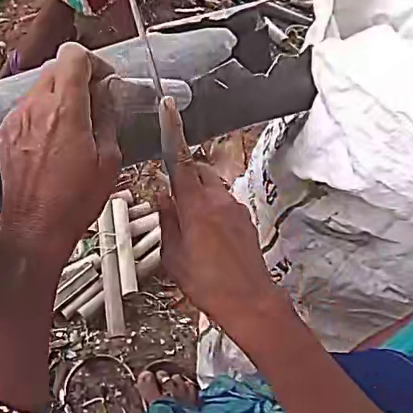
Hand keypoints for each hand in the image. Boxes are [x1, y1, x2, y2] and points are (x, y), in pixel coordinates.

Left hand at [0, 42, 121, 264]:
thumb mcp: (109, 160)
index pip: (73, 56)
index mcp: (64, 111)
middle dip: (78, 78)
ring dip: (60, 97)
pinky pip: (26, 110)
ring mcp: (16, 120)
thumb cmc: (71, 203)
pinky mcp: (5, 134)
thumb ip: (107, 119)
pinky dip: (43, 115)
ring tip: (76, 125)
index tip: (104, 78)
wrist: (35, 228)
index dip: (94, 62)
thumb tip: (107, 98)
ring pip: (39, 88)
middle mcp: (35, 109)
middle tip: (95, 101)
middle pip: (56, 68)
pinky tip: (55, 141)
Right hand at [155, 143, 284, 331]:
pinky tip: (206, 234)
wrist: (249, 302)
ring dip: (197, 193)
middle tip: (170, 195)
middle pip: (197, 169)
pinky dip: (211, 208)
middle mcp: (218, 201)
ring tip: (188, 223)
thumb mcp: (173, 256)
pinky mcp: (245, 219)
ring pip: (211, 186)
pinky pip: (224, 202)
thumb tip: (162, 198)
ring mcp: (235, 209)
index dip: (172, 132)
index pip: (179, 160)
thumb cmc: (210, 285)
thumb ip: (167, 220)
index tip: (168, 110)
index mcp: (196, 207)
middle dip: (182, 174)